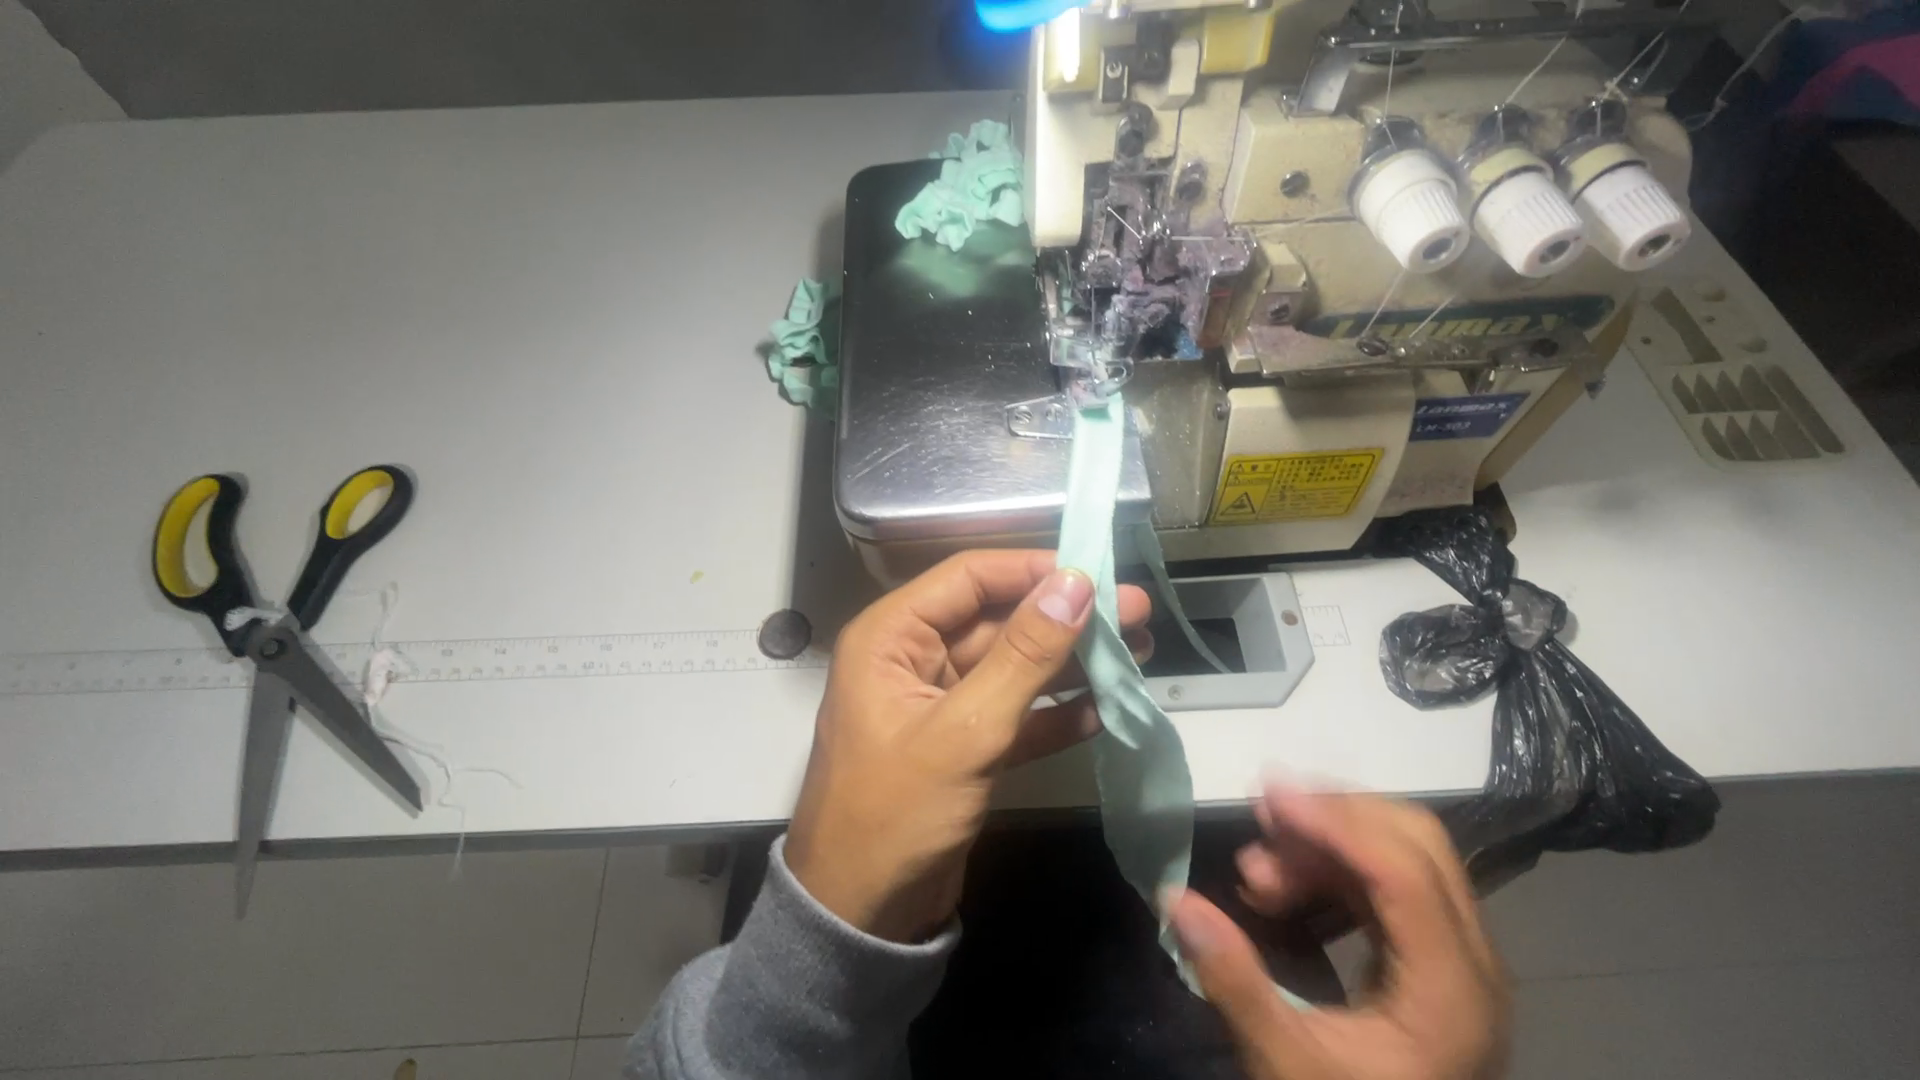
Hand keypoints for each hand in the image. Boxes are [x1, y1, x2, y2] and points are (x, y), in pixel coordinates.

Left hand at [786, 550, 1150, 942]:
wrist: (861, 916)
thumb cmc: (897, 813)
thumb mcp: (964, 730)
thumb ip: (1023, 655)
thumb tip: (1076, 583)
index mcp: (892, 637)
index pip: (970, 578)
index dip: (1034, 569)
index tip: (1099, 571)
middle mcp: (914, 658)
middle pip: (998, 620)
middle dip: (1065, 618)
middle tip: (1139, 614)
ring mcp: (939, 704)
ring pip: (1012, 667)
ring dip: (1070, 663)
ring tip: (1138, 654)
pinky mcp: (962, 746)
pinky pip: (1014, 715)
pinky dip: (1054, 712)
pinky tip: (1103, 710)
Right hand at [1168, 788, 1509, 1079]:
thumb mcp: (1285, 1064)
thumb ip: (1233, 981)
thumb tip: (1176, 899)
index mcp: (1450, 991)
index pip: (1404, 875)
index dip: (1334, 824)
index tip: (1267, 796)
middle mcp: (1472, 960)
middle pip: (1414, 845)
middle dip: (1332, 817)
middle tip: (1261, 814)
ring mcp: (1458, 956)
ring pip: (1401, 854)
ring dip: (1326, 842)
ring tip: (1255, 869)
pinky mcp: (1434, 958)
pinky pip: (1390, 882)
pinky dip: (1334, 867)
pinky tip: (1283, 885)